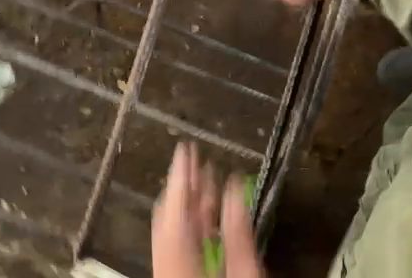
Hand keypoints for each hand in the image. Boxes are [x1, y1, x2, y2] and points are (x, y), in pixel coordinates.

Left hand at [153, 142, 264, 277]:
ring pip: (175, 225)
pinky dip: (191, 218)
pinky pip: (178, 238)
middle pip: (171, 212)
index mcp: (180, 253)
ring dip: (190, 198)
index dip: (181, 172)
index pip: (177, 204)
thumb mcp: (243, 269)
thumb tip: (235, 183)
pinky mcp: (177, 271)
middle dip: (185, 180)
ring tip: (204, 172)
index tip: (185, 147)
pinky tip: (208, 208)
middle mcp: (168, 257)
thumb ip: (238, 227)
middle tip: (195, 152)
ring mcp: (170, 266)